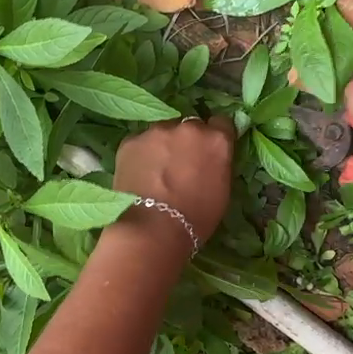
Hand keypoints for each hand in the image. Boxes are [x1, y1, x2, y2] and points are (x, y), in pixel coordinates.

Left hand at [111, 115, 236, 247]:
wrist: (152, 229)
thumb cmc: (196, 218)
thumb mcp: (222, 190)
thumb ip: (218, 164)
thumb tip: (210, 158)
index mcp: (216, 140)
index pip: (221, 124)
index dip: (215, 137)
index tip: (210, 151)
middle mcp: (188, 127)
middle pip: (190, 127)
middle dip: (188, 141)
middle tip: (181, 165)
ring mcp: (156, 131)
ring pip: (163, 133)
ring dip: (163, 146)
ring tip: (157, 172)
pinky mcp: (130, 141)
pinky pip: (140, 143)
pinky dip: (142, 155)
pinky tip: (140, 175)